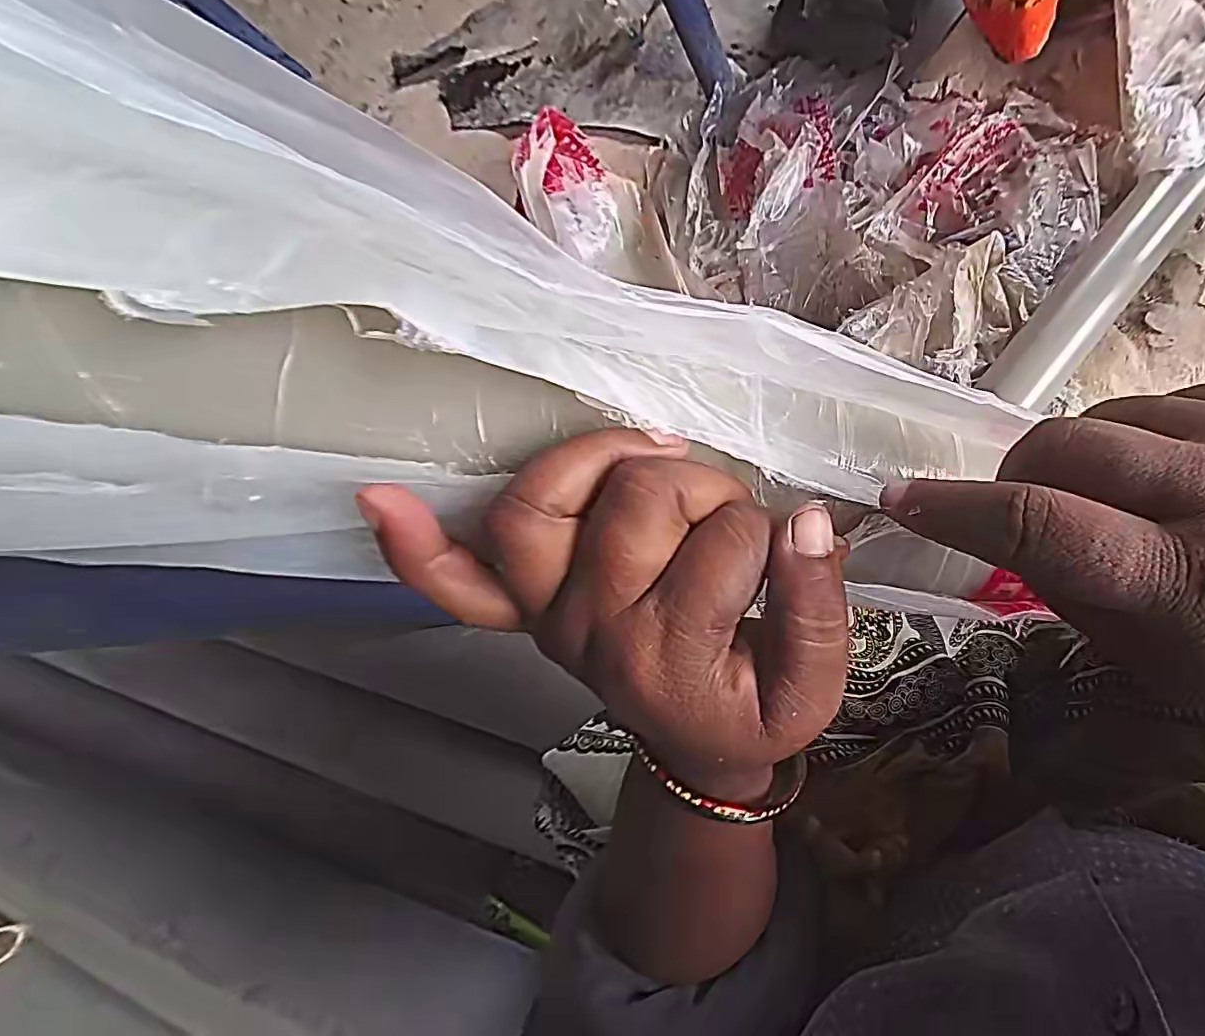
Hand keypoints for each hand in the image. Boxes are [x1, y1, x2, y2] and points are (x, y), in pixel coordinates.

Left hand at [356, 430, 850, 798]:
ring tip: (662, 460)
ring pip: (551, 499)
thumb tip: (803, 522)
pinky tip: (386, 503)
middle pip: (644, 498)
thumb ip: (818, 607)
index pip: (729, 538)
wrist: (699, 743)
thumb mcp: (813, 687)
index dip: (768, 534)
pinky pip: (459, 578)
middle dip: (709, 489)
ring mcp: (551, 616)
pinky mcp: (529, 608)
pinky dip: (420, 545)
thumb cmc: (753, 714)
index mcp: (671, 655)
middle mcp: (594, 631)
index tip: (781, 559)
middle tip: (733, 520)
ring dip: (613, 460)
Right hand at [885, 383, 1204, 740]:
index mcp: (1195, 584)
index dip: (958, 506)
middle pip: (1068, 445)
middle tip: (1026, 500)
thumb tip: (998, 526)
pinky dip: (1158, 440)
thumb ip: (1064, 585)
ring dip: (1094, 456)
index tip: (904, 495)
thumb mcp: (1147, 660)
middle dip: (1020, 470)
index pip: (1041, 525)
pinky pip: (1183, 402)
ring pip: (1118, 415)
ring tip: (1130, 498)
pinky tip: (1195, 478)